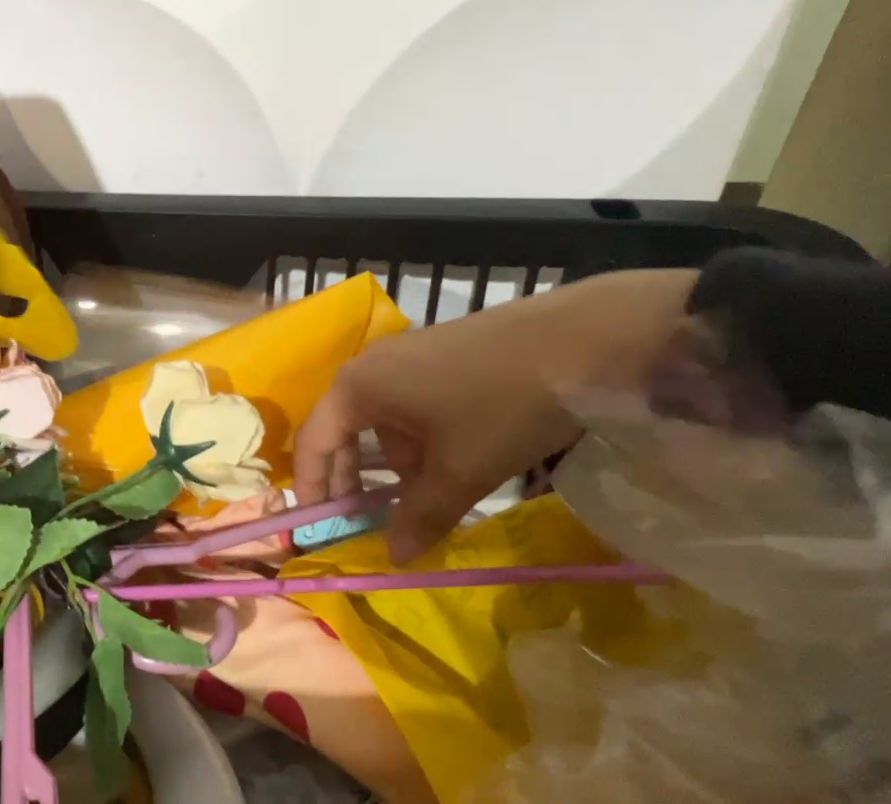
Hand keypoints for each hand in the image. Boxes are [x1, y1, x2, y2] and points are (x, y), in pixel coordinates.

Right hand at [292, 269, 696, 562]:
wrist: (583, 339)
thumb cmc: (502, 407)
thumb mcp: (462, 471)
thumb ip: (420, 516)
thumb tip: (392, 557)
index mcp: (355, 389)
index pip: (312, 443)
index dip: (312, 488)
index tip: (318, 527)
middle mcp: (367, 368)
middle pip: (342, 431)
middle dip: (351, 479)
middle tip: (364, 523)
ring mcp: (402, 358)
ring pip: (380, 421)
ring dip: (392, 464)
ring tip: (423, 501)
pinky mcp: (436, 355)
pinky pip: (407, 406)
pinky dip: (417, 441)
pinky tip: (452, 463)